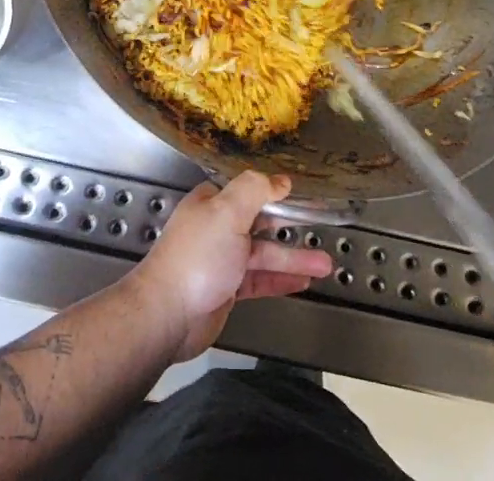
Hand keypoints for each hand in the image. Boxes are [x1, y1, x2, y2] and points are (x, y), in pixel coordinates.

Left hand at [128, 171, 334, 361]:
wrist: (167, 314)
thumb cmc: (197, 258)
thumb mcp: (227, 211)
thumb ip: (255, 190)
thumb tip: (281, 179)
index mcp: (210, 204)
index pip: (246, 191)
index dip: (273, 192)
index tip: (302, 194)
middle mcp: (214, 229)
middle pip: (258, 223)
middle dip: (290, 227)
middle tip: (321, 226)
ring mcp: (220, 261)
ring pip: (263, 255)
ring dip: (294, 259)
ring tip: (326, 264)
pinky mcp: (225, 290)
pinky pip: (259, 281)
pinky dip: (280, 281)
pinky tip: (304, 282)